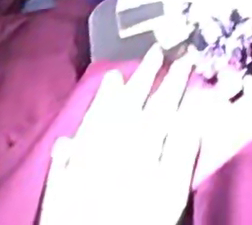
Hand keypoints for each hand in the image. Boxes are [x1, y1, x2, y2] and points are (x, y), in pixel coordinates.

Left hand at [40, 46, 251, 224]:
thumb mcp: (170, 194)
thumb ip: (180, 151)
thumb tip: (194, 112)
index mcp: (138, 150)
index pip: (160, 107)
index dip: (175, 81)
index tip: (187, 58)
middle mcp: (106, 155)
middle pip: (125, 109)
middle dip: (142, 79)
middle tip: (155, 51)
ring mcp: (77, 175)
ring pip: (92, 128)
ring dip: (102, 102)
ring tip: (110, 79)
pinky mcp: (56, 200)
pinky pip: (61, 165)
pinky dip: (66, 149)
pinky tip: (65, 140)